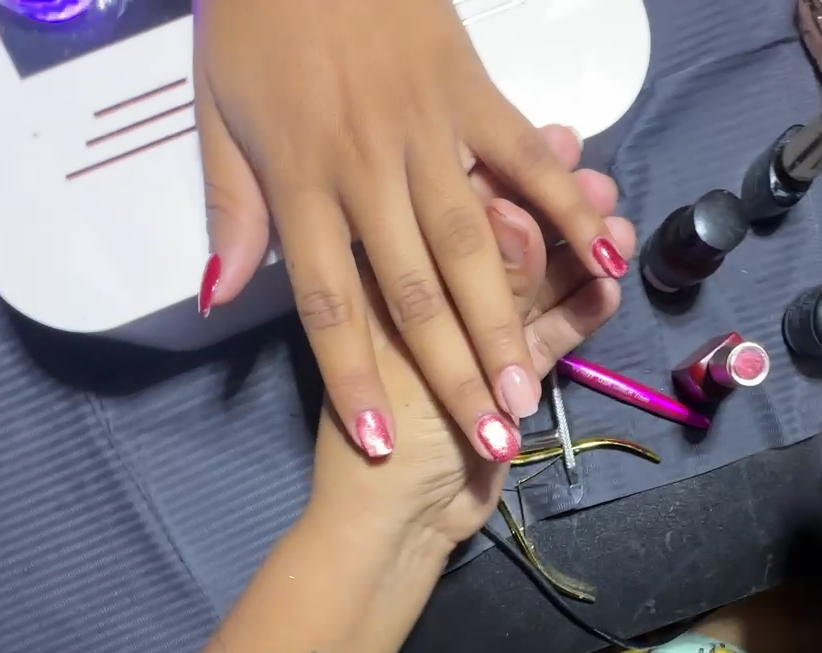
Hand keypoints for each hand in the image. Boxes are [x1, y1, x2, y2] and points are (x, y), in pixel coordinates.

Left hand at [195, 0, 625, 464]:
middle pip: (413, 291)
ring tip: (530, 393)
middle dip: (451, 374)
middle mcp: (367, 170)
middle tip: (488, 439)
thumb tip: (217, 298)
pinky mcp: (475, 95)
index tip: (380, 442)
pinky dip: (566, 212)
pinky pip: (526, 162)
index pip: (327, 302)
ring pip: (473, 245)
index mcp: (301, 181)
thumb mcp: (216, 115)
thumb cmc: (254, 20)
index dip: (352, 377)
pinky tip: (606, 264)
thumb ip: (231, 212)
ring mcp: (428, 132)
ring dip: (504, 325)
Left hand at [306, 179, 632, 554]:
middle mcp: (432, 297)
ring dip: (577, 260)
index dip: (500, 178)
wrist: (394, 528)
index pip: (447, 210)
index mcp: (386, 278)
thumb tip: (514, 216)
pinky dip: (579, 315)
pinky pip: (548, 338)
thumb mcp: (415, 358)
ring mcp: (474, 338)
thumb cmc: (374, 447)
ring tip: (620, 223)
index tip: (548, 144)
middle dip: (552, 212)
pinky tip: (611, 284)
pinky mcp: (509, 378)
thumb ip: (468, 293)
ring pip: (532, 288)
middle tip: (598, 177)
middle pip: (499, 243)